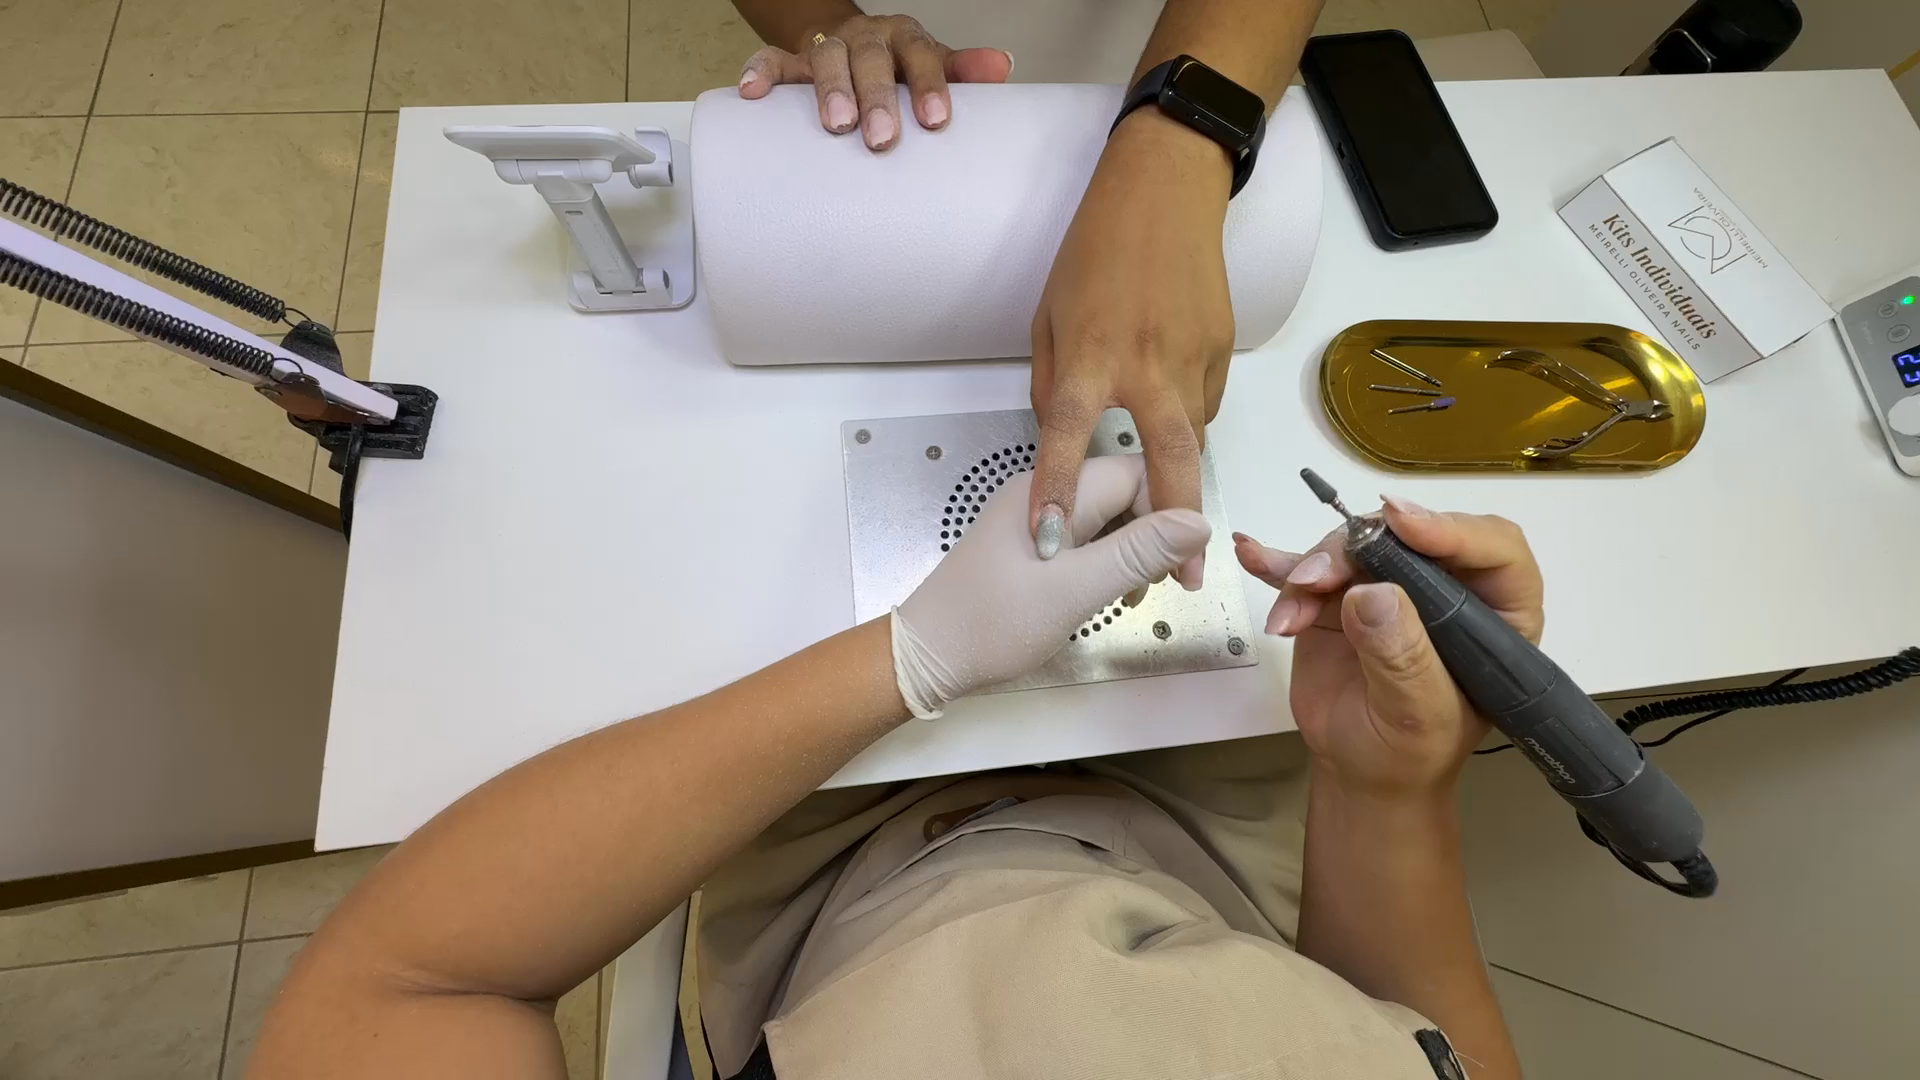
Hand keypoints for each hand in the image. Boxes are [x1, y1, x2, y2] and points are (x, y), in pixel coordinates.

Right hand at [737, 14, 1011, 150]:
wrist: (854, 49)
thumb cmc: (899, 72)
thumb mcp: (932, 68)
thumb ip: (963, 72)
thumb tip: (1004, 68)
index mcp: (904, 41)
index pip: (919, 56)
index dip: (928, 86)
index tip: (935, 122)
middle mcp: (866, 40)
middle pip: (870, 60)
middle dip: (876, 98)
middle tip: (880, 139)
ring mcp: (829, 48)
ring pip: (826, 60)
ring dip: (829, 90)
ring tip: (835, 125)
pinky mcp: (795, 63)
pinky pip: (775, 62)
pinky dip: (762, 73)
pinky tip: (752, 93)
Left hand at [892, 454, 1209, 716]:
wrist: (926, 655)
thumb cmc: (993, 624)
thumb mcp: (1072, 591)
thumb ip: (1136, 554)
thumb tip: (1200, 522)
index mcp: (1050, 490)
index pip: (1136, 473)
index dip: (1172, 513)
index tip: (1188, 567)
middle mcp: (1043, 493)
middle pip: (1123, 493)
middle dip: (1155, 534)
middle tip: (1168, 585)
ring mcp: (1034, 519)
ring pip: (1107, 519)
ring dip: (1134, 552)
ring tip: (1135, 596)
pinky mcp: (1028, 546)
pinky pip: (1084, 540)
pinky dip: (1107, 564)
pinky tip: (1108, 594)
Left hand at [1029, 110, 1236, 590]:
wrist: (1167, 186)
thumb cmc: (1092, 252)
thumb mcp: (1049, 318)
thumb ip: (1054, 385)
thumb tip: (1063, 438)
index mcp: (1091, 357)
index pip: (1067, 437)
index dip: (1056, 493)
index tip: (1050, 545)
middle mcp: (1147, 365)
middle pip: (1170, 459)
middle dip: (1176, 526)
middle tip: (1184, 578)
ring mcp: (1195, 358)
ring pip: (1193, 437)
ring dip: (1181, 472)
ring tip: (1170, 499)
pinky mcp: (1225, 350)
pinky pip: (1204, 404)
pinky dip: (1186, 421)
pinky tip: (1171, 411)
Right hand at [1233, 497, 1544, 794]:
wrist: (1357, 766)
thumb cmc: (1408, 750)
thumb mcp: (1417, 714)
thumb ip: (1401, 657)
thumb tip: (1370, 593)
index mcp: (1492, 613)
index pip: (1491, 550)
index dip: (1449, 528)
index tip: (1398, 521)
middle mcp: (1441, 590)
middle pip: (1402, 540)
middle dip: (1352, 552)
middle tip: (1311, 581)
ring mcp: (1385, 590)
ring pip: (1347, 551)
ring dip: (1307, 573)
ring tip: (1285, 616)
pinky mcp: (1336, 599)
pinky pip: (1306, 571)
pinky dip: (1276, 564)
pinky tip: (1251, 553)